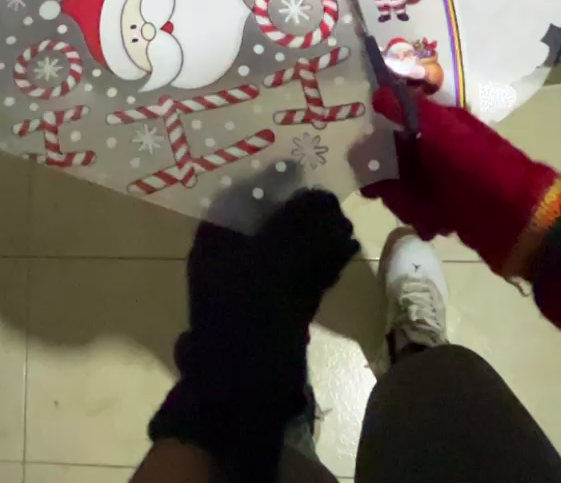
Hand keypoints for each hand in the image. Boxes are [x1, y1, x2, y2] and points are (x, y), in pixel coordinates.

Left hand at [149, 189, 357, 480]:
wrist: (243, 389)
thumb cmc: (247, 313)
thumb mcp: (271, 260)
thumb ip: (295, 225)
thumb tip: (319, 198)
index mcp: (214, 241)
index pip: (241, 196)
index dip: (270, 182)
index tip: (301, 170)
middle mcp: (230, 259)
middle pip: (268, 223)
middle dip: (301, 212)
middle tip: (332, 200)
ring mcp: (253, 287)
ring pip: (288, 250)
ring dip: (317, 237)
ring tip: (345, 223)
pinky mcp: (276, 311)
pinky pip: (300, 276)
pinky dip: (321, 263)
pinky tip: (346, 250)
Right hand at [363, 87, 560, 329]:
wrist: (527, 226)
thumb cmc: (483, 172)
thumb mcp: (444, 134)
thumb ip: (408, 111)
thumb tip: (376, 90)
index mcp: (441, 121)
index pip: (395, 116)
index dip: (375, 129)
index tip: (358, 148)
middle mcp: (440, 145)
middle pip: (394, 152)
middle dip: (387, 173)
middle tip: (383, 191)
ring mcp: (444, 177)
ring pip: (402, 182)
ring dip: (402, 198)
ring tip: (419, 213)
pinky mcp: (449, 205)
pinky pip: (417, 205)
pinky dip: (420, 214)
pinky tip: (433, 225)